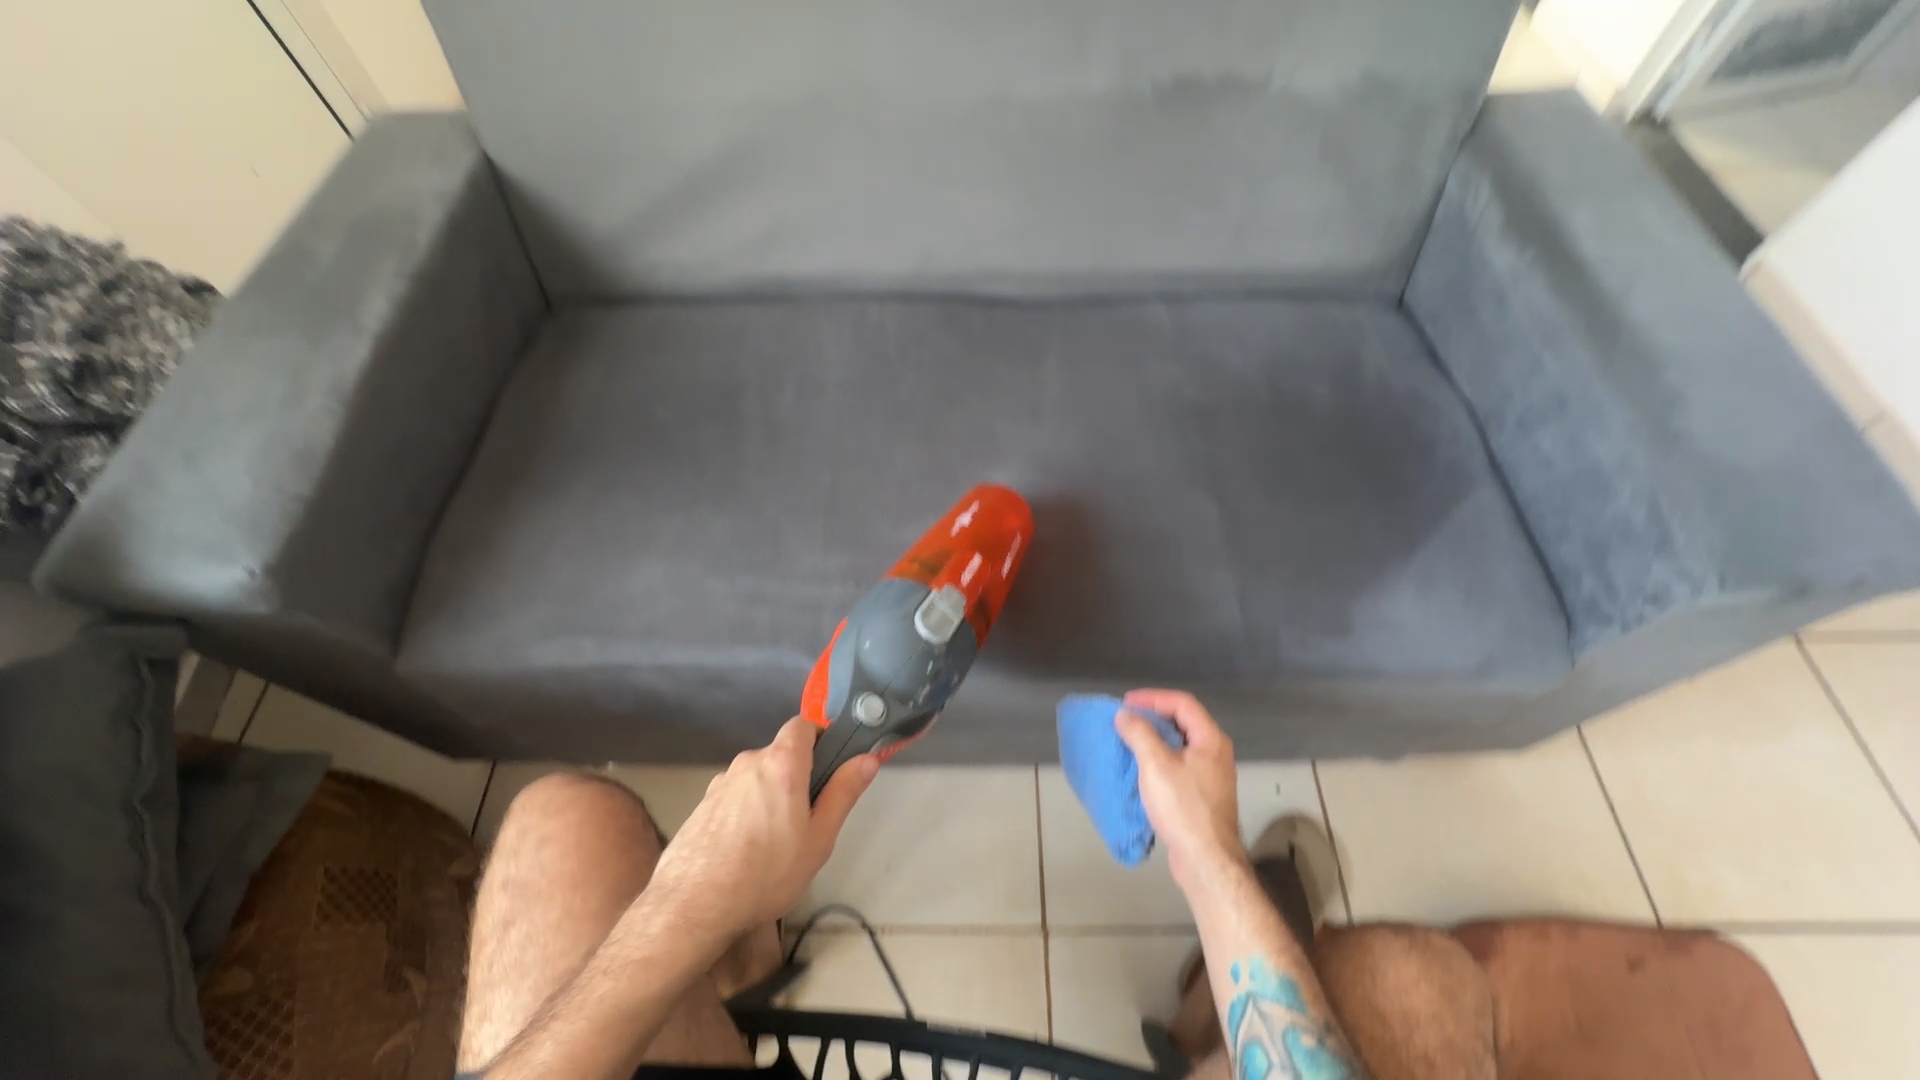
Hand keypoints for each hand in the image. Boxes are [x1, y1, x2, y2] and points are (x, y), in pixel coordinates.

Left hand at [649, 717, 877, 939]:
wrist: (692, 907)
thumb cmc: (766, 873)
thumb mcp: (819, 839)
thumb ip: (843, 793)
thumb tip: (867, 759)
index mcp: (781, 764)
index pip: (803, 725)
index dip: (820, 738)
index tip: (831, 766)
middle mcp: (748, 763)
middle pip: (780, 755)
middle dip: (797, 777)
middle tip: (807, 819)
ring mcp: (720, 784)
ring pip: (756, 779)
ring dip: (770, 797)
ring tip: (774, 844)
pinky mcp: (701, 806)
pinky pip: (735, 798)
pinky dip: (745, 813)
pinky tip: (745, 852)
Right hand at [1116, 689, 1246, 891]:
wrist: (1206, 859)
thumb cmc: (1183, 807)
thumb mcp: (1156, 765)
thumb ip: (1140, 734)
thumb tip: (1125, 715)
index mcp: (1211, 740)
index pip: (1182, 703)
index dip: (1153, 698)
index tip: (1126, 702)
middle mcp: (1216, 753)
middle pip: (1183, 722)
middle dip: (1153, 717)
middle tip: (1126, 719)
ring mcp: (1211, 776)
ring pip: (1181, 746)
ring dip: (1154, 739)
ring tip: (1129, 740)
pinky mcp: (1203, 796)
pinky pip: (1179, 766)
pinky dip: (1159, 760)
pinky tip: (1141, 769)